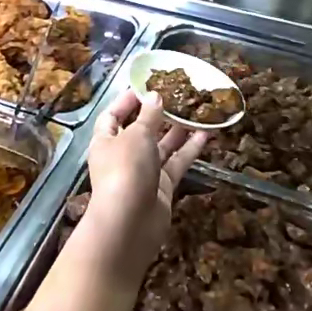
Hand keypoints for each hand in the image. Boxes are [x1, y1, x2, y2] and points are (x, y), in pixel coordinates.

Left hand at [77, 90, 207, 283]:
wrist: (130, 223)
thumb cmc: (125, 169)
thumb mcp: (137, 135)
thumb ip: (148, 116)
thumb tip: (155, 96)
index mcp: (105, 141)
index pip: (112, 116)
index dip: (127, 101)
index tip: (146, 86)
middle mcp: (122, 155)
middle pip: (140, 131)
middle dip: (158, 115)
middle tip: (179, 96)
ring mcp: (142, 173)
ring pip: (161, 147)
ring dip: (178, 130)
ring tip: (197, 111)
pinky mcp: (161, 187)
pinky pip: (176, 163)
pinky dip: (189, 150)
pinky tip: (205, 134)